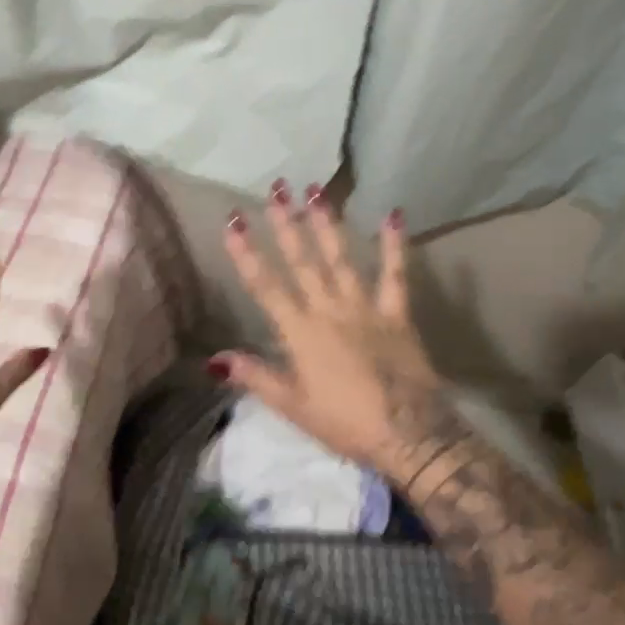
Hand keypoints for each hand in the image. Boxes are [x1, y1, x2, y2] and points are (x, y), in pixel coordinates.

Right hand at [210, 182, 464, 483]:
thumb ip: (256, 376)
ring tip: (316, 190)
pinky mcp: (397, 314)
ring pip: (341, 258)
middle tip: (276, 189)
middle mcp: (329, 310)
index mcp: (300, 332)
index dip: (247, 252)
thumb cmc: (346, 424)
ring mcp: (365, 308)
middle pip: (302, 261)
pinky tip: (393, 215)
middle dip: (287, 224)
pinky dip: (395, 246)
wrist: (410, 435)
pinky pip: (395, 275)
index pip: (266, 286)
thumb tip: (214, 358)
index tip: (234, 220)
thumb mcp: (293, 406)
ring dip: (327, 224)